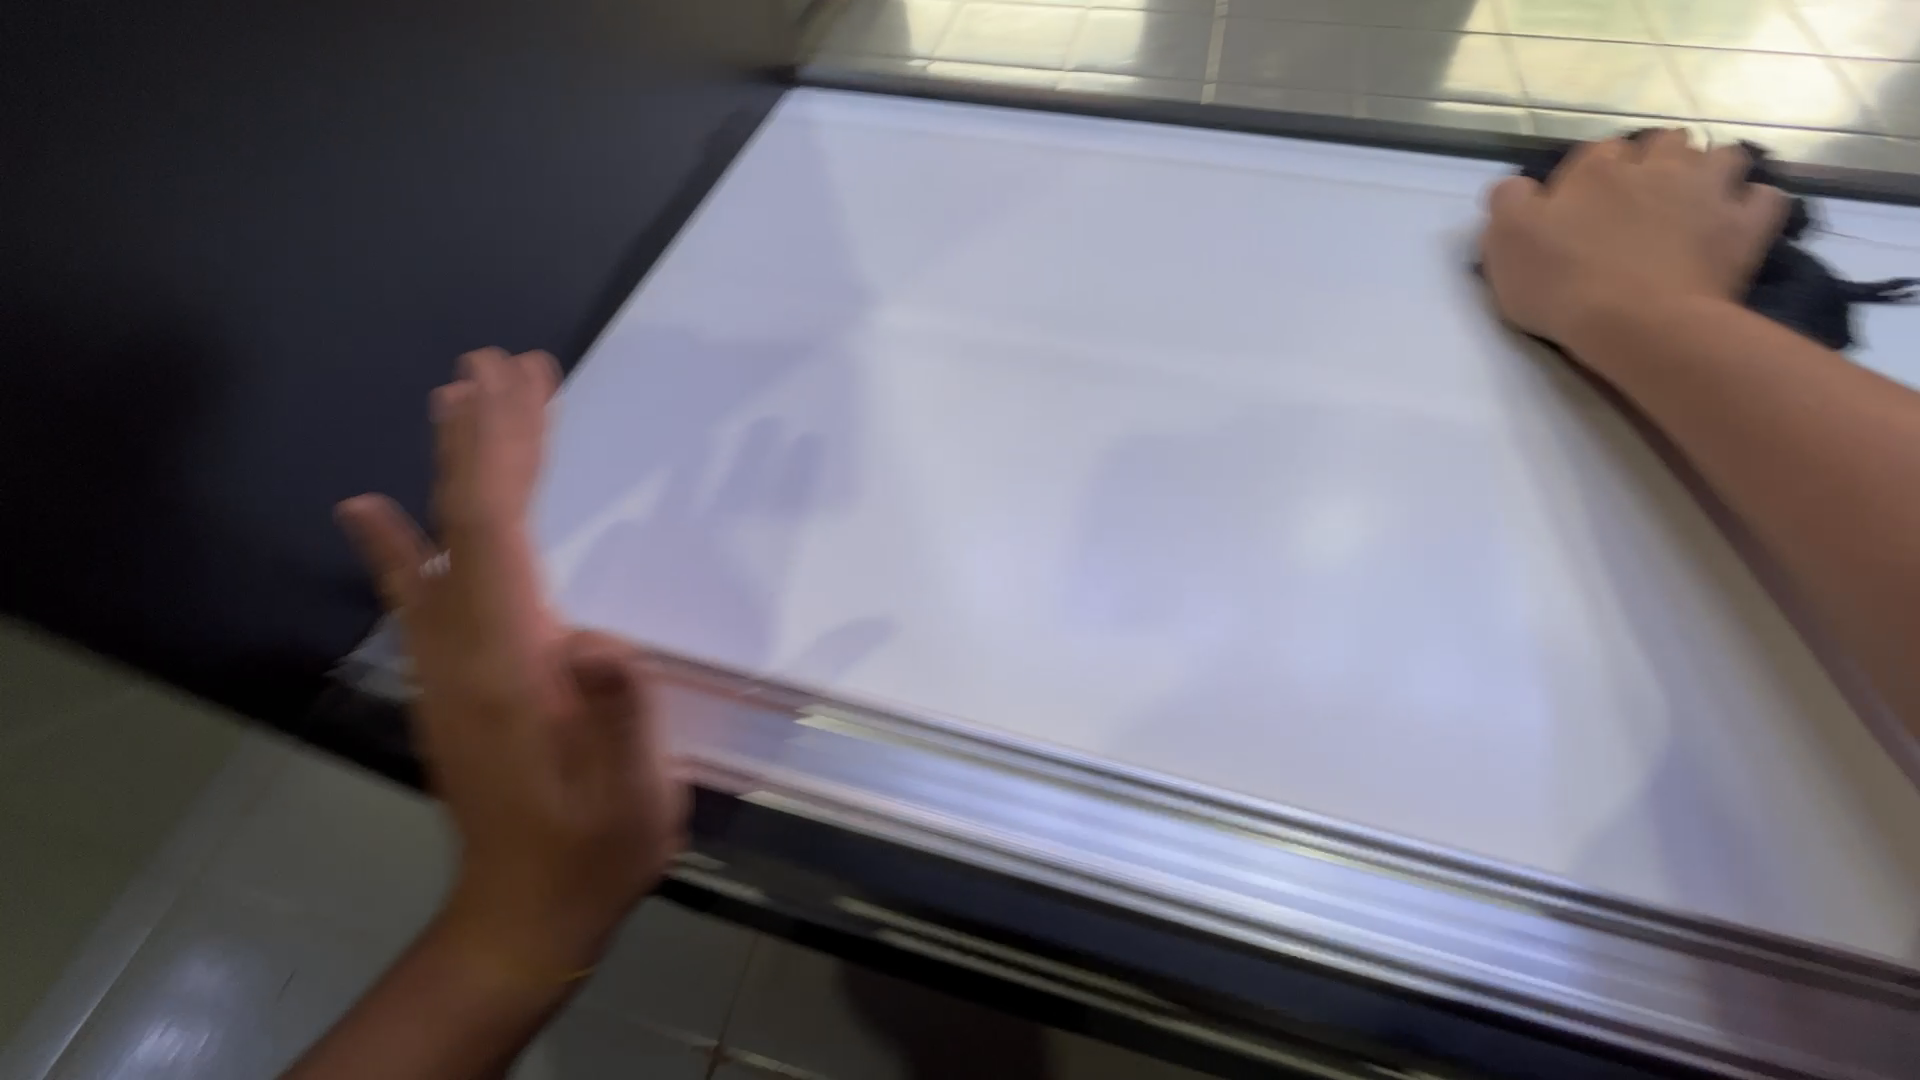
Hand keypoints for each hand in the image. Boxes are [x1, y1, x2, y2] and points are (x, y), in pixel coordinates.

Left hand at [335, 348, 685, 977]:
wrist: (533, 908)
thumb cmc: (598, 842)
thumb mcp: (633, 790)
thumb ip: (620, 716)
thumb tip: (598, 641)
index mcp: (510, 661)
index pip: (493, 533)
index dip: (500, 452)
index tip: (510, 382)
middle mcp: (464, 648)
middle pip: (464, 520)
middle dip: (482, 437)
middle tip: (496, 363)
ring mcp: (451, 664)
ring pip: (443, 544)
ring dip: (454, 467)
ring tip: (460, 399)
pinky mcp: (454, 681)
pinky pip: (418, 597)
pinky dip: (394, 546)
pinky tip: (372, 510)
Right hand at [1479, 130, 1790, 352]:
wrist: (1636, 322)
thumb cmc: (1560, 283)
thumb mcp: (1505, 243)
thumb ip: (1507, 204)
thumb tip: (1515, 186)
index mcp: (1596, 169)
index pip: (1591, 153)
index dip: (1581, 179)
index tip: (1569, 210)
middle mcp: (1658, 164)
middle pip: (1660, 144)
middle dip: (1649, 163)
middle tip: (1629, 202)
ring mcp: (1709, 190)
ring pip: (1719, 157)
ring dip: (1704, 172)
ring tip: (1684, 204)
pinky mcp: (1745, 224)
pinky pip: (1760, 198)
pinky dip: (1746, 205)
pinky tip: (1729, 222)